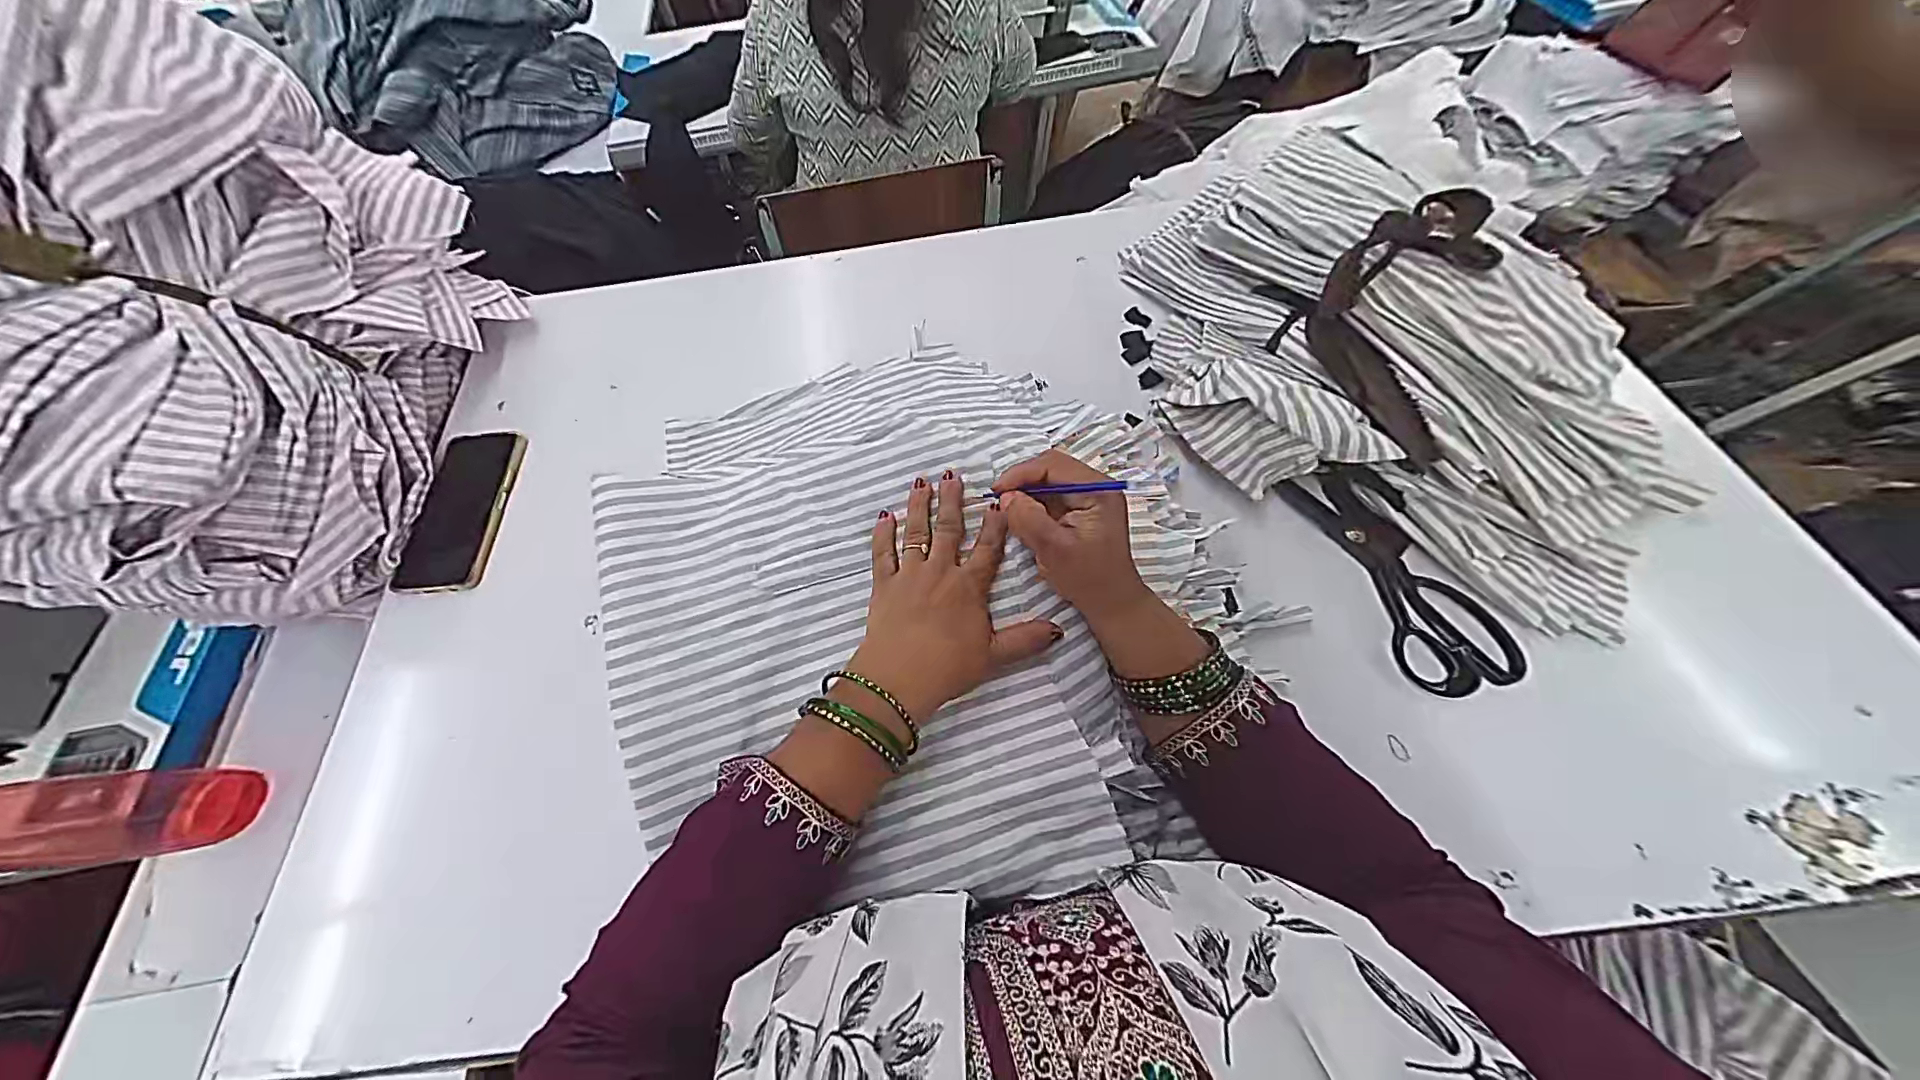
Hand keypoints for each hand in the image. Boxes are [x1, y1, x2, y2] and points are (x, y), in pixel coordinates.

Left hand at [846, 470, 1060, 724]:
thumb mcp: (994, 655)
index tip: (997, 502)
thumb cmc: (947, 668)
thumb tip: (1058, 630)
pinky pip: (883, 553)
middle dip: (953, 501)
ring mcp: (910, 576)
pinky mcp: (884, 585)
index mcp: (969, 587)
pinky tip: (885, 516)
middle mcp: (941, 573)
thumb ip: (1025, 639)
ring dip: (920, 506)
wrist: (898, 679)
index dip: (995, 525)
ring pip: (916, 533)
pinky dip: (883, 534)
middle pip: (949, 530)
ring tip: (921, 483)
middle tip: (953, 475)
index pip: (988, 549)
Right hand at [991, 450, 1155, 622]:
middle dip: (1022, 481)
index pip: (1053, 465)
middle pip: (1050, 468)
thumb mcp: (1054, 550)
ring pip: (1048, 480)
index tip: (996, 491)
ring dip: (1026, 491)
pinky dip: (1032, 502)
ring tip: (1008, 509)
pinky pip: (1050, 495)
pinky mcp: (1080, 508)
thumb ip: (1028, 519)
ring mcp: (1089, 497)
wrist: (1111, 602)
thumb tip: (1006, 497)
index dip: (1020, 474)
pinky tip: (1021, 516)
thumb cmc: (1089, 579)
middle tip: (999, 499)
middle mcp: (1096, 487)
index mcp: (1098, 491)